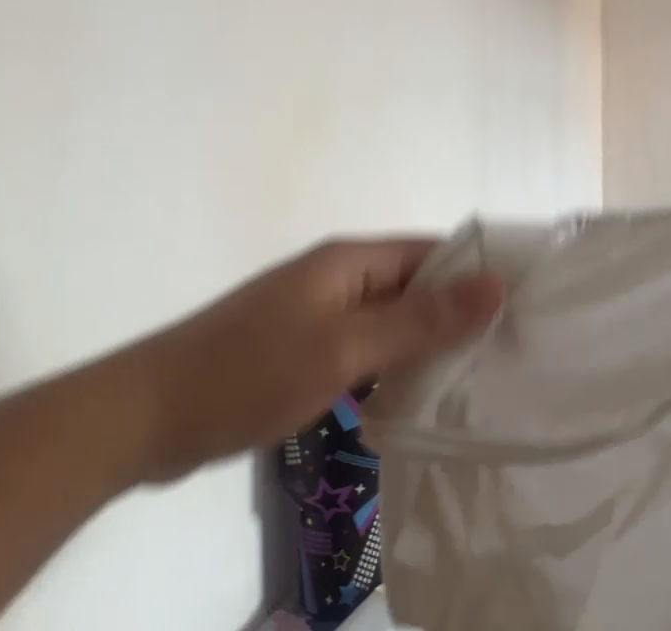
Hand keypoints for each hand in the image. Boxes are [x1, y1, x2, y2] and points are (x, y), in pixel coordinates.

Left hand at [116, 238, 503, 482]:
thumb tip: (497, 282)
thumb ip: (422, 318)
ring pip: (392, 321)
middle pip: (416, 286)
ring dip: (427, 345)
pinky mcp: (301, 350)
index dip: (480, 274)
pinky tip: (417, 400)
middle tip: (512, 355)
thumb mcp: (346, 346)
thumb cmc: (249, 372)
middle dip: (459, 315)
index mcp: (350, 260)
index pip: (435, 252)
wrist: (143, 418)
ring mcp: (317, 314)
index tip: (527, 309)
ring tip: (478, 381)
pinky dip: (393, 367)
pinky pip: (365, 349)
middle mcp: (338, 277)